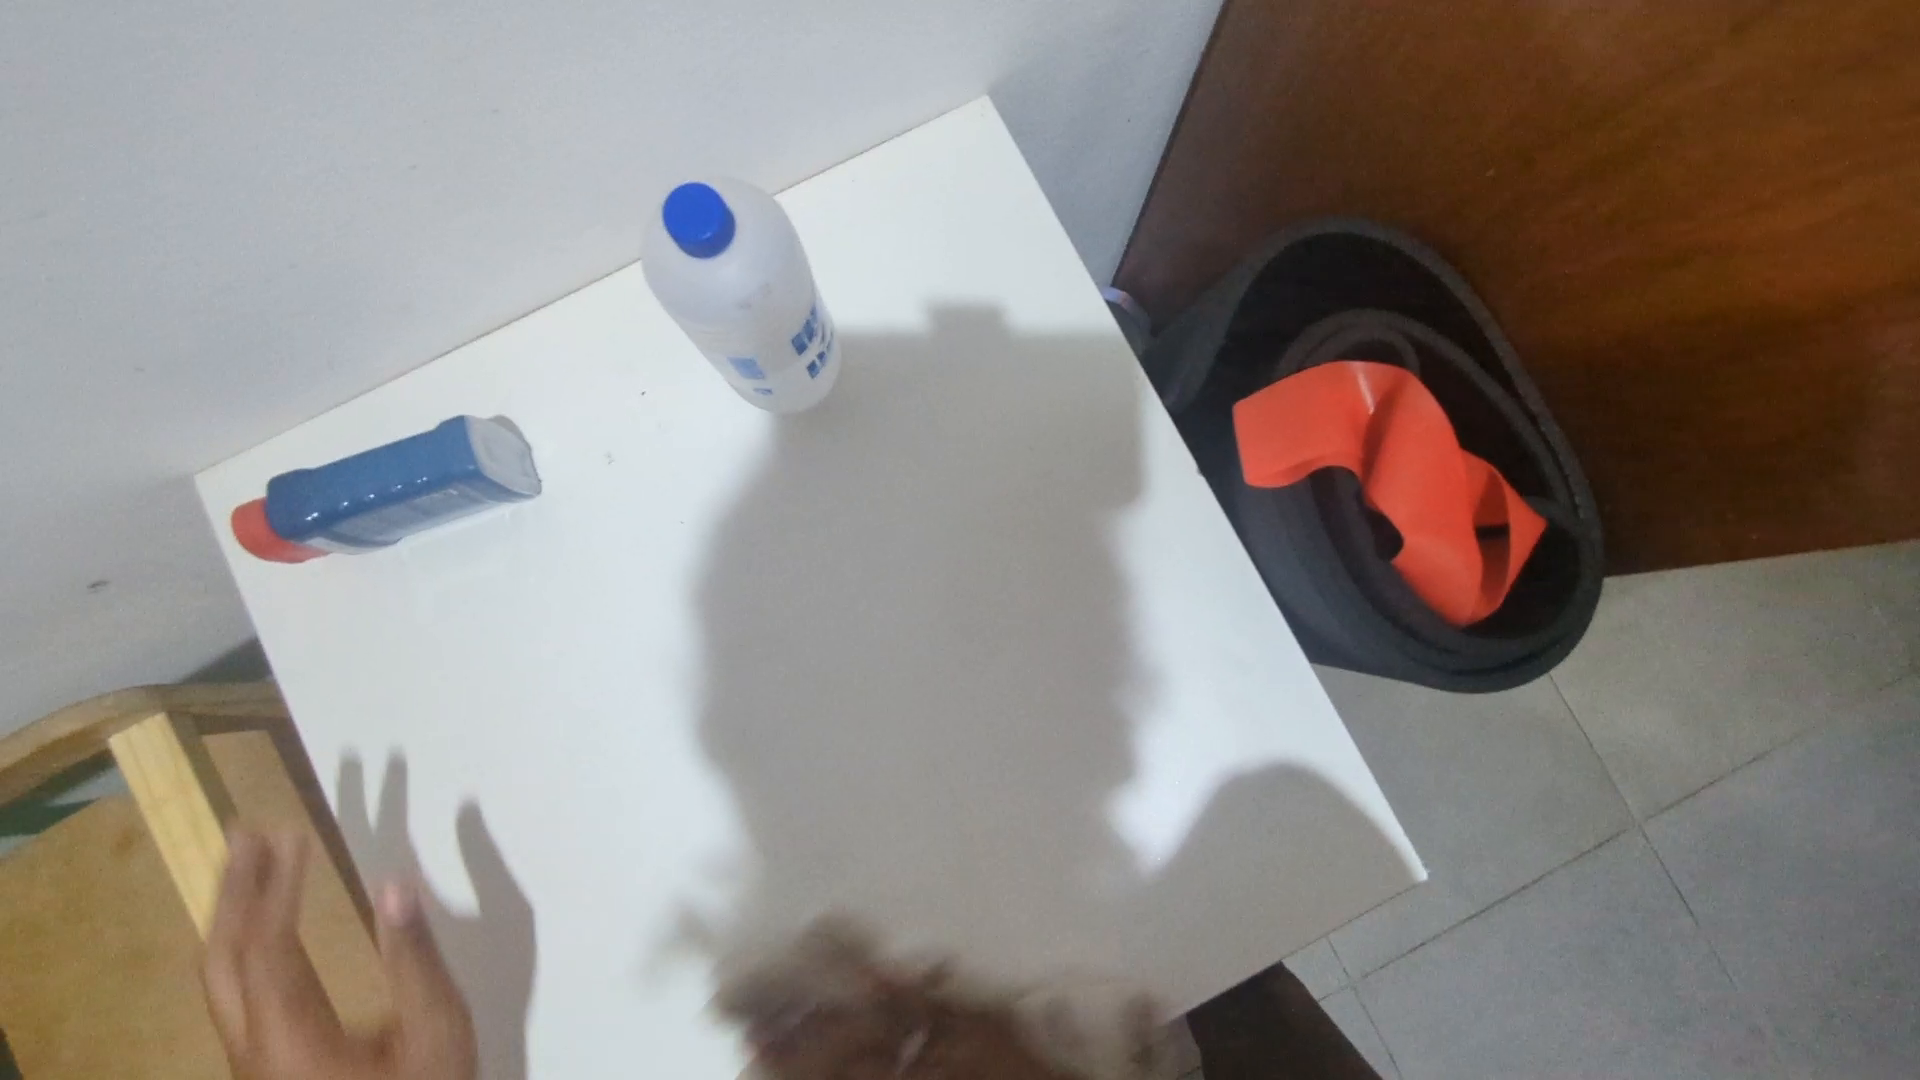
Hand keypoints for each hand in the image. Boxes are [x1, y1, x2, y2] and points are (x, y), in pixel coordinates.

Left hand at [202, 829, 478, 1079]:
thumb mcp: (436, 1026)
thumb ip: (413, 957)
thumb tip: (394, 885)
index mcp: (293, 1041)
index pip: (270, 951)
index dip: (277, 889)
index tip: (295, 834)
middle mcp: (254, 1051)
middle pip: (222, 964)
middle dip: (233, 893)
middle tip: (247, 832)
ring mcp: (254, 1059)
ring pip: (220, 979)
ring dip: (233, 913)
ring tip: (251, 862)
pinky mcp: (267, 1060)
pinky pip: (237, 989)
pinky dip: (245, 940)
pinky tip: (263, 920)